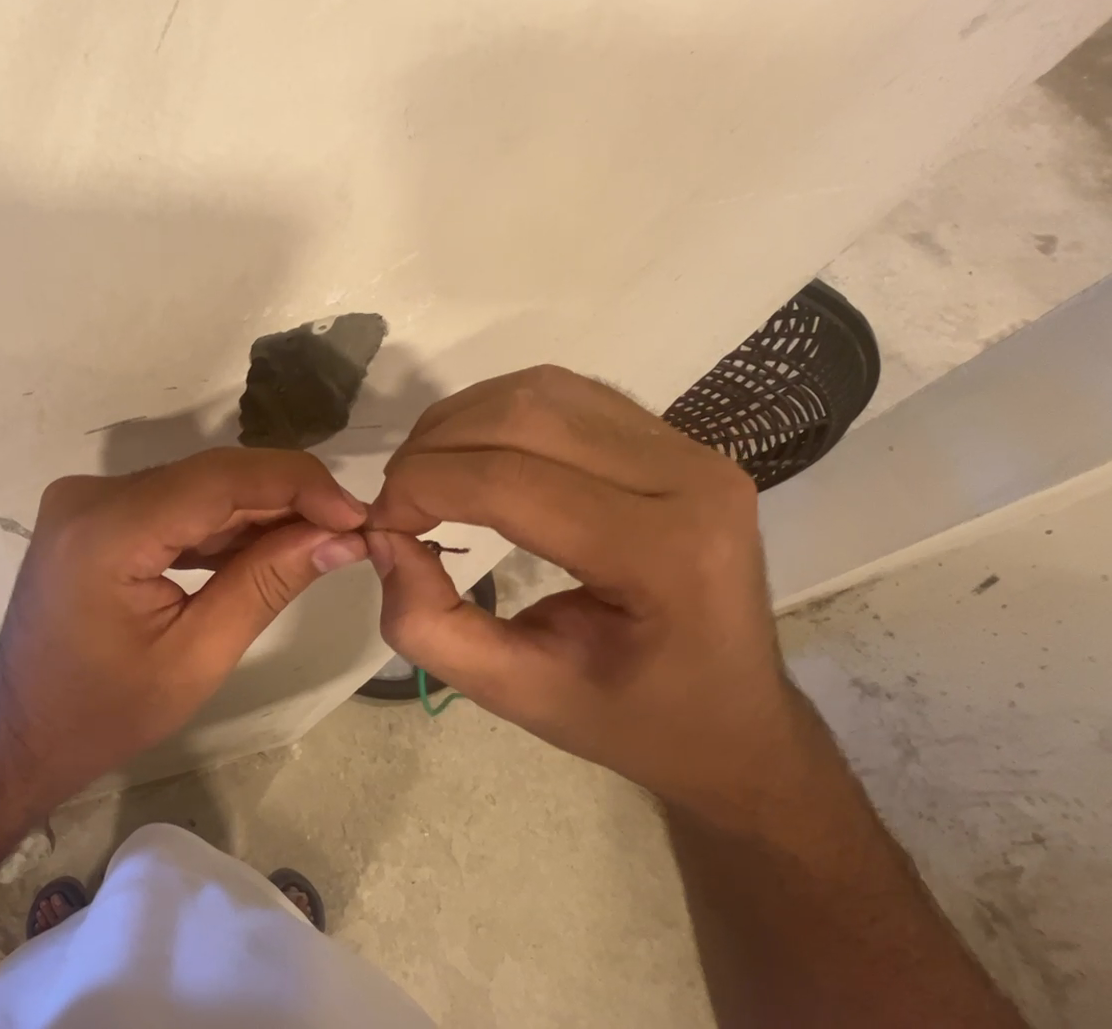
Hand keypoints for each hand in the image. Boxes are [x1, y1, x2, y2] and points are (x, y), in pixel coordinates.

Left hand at [0, 447, 368, 808]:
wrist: (24, 729)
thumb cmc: (106, 712)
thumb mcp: (198, 656)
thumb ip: (267, 583)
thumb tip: (343, 536)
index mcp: (107, 532)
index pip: (219, 479)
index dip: (296, 485)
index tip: (357, 513)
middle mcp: (90, 496)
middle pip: (208, 477)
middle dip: (283, 500)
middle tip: (348, 532)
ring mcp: (85, 500)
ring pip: (193, 487)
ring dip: (255, 512)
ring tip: (317, 542)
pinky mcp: (91, 513)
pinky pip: (168, 504)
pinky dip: (216, 523)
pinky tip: (262, 546)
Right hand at [367, 366, 826, 829]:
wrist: (733, 721)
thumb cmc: (629, 720)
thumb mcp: (516, 695)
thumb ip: (430, 624)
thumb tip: (379, 538)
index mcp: (661, 554)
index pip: (507, 481)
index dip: (420, 489)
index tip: (378, 526)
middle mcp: (688, 480)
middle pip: (522, 416)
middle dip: (431, 450)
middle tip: (396, 504)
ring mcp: (690, 451)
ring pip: (540, 391)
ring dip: (459, 423)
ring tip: (425, 478)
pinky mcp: (676, 442)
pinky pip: (565, 395)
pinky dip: (497, 414)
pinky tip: (472, 457)